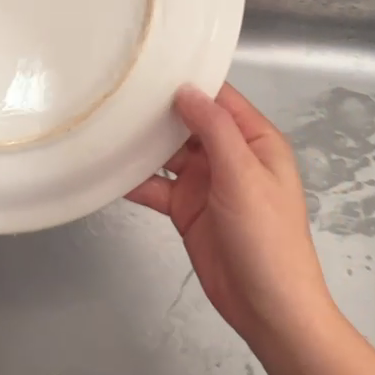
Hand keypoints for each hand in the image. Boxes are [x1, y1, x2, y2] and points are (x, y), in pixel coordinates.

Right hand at [128, 83, 374, 374]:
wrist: (268, 310)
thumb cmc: (267, 236)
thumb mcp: (244, 174)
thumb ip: (214, 128)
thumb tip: (186, 89)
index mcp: (254, 139)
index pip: (219, 98)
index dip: (188, 81)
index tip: (150, 64)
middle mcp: (229, 155)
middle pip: (188, 121)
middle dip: (158, 109)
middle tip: (116, 90)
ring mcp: (205, 182)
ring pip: (168, 152)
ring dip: (142, 143)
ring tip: (105, 123)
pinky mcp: (186, 209)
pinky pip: (156, 186)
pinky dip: (135, 179)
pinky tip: (108, 169)